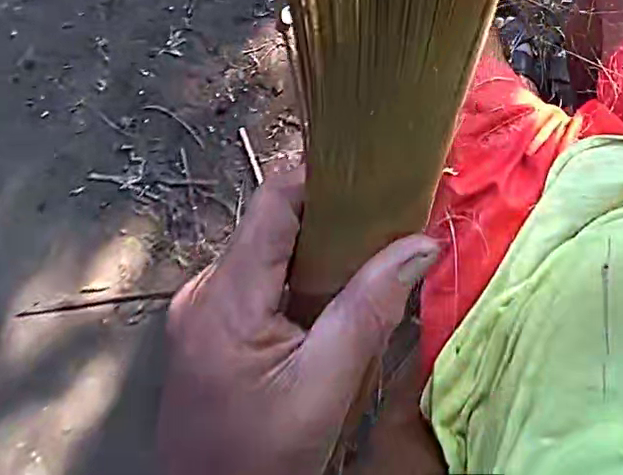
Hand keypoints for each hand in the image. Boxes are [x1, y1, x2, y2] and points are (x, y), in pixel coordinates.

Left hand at [156, 168, 439, 474]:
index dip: (319, 176)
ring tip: (358, 261)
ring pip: (267, 248)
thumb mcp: (321, 393)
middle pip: (271, 221)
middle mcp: (205, 287)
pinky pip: (257, 276)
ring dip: (312, 251)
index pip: (273, 199)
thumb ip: (368, 312)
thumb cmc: (260, 465)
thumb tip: (420, 245)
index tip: (368, 176)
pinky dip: (293, 277)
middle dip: (326, 218)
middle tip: (378, 223)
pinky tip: (322, 300)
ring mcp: (201, 304)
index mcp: (226, 297)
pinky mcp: (207, 320)